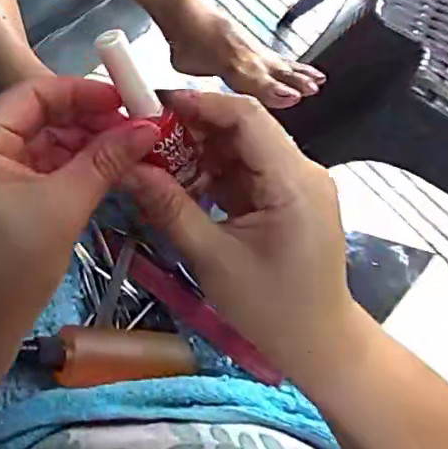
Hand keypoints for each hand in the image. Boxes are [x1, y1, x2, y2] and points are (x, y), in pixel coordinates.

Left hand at [0, 77, 158, 355]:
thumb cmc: (12, 266)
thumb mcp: (62, 207)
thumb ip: (104, 161)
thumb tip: (147, 128)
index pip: (31, 93)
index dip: (79, 91)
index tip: (123, 100)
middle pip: (38, 115)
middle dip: (86, 118)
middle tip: (134, 127)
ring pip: (42, 141)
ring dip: (83, 143)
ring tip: (128, 148)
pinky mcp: (0, 196)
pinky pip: (40, 167)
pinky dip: (71, 166)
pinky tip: (105, 169)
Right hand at [121, 90, 367, 386]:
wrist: (319, 345)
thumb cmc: (272, 308)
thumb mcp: (213, 258)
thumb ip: (170, 207)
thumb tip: (128, 168)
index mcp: (293, 182)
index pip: (247, 117)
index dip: (200, 103)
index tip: (155, 105)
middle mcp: (300, 171)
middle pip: (242, 127)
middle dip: (192, 127)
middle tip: (146, 135)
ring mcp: (295, 182)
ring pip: (239, 146)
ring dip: (198, 150)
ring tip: (157, 161)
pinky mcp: (285, 196)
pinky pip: (243, 169)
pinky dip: (211, 172)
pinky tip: (181, 184)